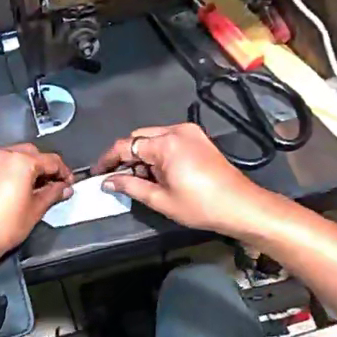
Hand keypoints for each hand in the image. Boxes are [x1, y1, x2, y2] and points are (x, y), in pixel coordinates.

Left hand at [0, 144, 72, 274]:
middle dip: (44, 168)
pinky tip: (15, 190)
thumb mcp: (34, 211)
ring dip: (27, 169)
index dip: (63, 172)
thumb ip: (52, 194)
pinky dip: (9, 172)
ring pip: (13, 157)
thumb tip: (61, 189)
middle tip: (54, 185)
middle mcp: (0, 156)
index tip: (67, 181)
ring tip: (35, 189)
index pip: (50, 160)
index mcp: (19, 162)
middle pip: (31, 154)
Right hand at [92, 123, 279, 238]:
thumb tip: (107, 182)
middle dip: (125, 157)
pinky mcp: (198, 139)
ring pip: (153, 138)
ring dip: (141, 155)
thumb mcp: (159, 199)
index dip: (107, 160)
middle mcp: (176, 130)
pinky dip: (157, 153)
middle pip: (138, 138)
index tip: (97, 173)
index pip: (125, 146)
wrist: (239, 206)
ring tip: (139, 179)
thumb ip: (130, 186)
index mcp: (165, 144)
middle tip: (118, 179)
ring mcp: (190, 133)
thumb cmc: (199, 206)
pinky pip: (168, 140)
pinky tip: (157, 173)